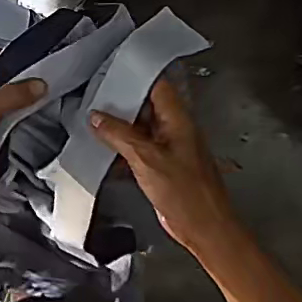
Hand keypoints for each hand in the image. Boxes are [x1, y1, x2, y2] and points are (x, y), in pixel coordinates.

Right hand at [89, 79, 240, 254]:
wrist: (205, 229)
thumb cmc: (187, 194)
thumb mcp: (146, 160)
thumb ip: (120, 135)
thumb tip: (97, 118)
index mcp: (178, 118)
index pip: (157, 84)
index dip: (135, 76)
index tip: (111, 72)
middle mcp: (176, 128)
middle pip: (146, 105)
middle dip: (122, 103)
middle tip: (96, 100)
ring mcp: (170, 147)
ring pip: (142, 127)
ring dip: (121, 128)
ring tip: (95, 124)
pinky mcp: (164, 165)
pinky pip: (142, 148)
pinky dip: (125, 149)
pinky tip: (107, 153)